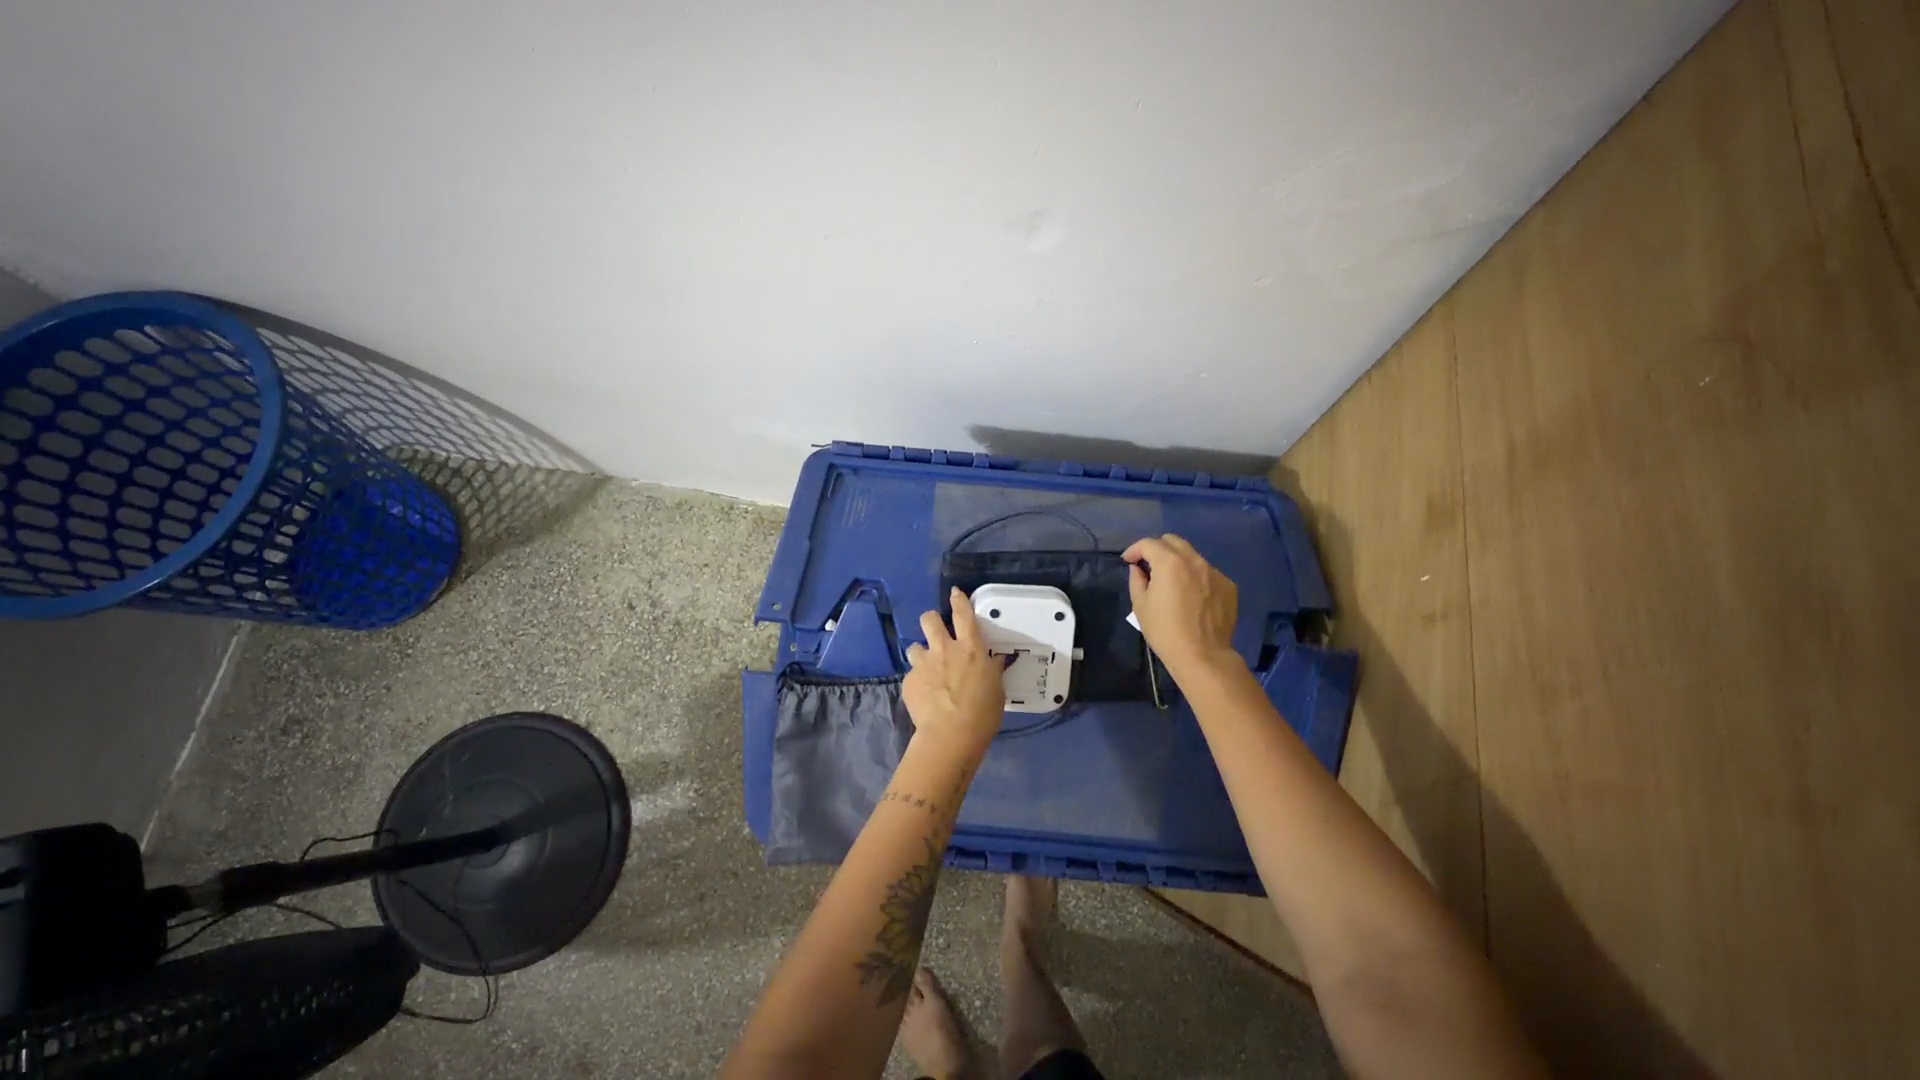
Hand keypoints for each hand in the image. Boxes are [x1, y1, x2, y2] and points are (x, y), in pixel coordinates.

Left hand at [902, 587, 1006, 756]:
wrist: (950, 736)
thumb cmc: (982, 714)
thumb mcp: (996, 690)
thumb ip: (992, 671)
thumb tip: (995, 661)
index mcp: (970, 649)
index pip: (964, 615)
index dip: (959, 600)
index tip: (955, 593)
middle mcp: (944, 649)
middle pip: (929, 619)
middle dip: (931, 619)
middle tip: (935, 630)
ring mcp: (923, 664)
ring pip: (914, 646)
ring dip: (921, 653)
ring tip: (927, 668)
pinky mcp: (909, 681)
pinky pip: (912, 674)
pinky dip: (918, 681)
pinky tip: (924, 696)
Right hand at [1122, 534, 1239, 676]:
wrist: (1203, 655)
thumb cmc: (1165, 631)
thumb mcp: (1140, 606)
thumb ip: (1137, 580)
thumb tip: (1138, 568)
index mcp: (1170, 562)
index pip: (1149, 544)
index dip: (1134, 549)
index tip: (1128, 561)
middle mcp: (1194, 560)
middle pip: (1173, 541)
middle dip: (1157, 549)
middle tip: (1149, 565)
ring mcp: (1214, 572)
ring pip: (1192, 557)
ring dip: (1178, 562)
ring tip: (1172, 582)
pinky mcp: (1228, 586)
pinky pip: (1207, 573)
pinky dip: (1196, 578)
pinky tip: (1192, 597)